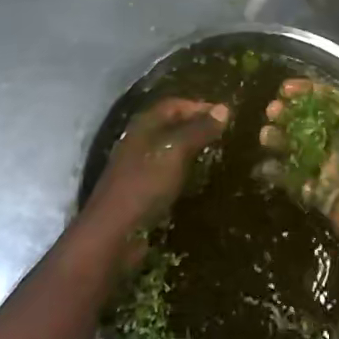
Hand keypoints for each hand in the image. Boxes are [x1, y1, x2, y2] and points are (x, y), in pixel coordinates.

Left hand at [90, 98, 228, 230]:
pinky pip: (167, 172)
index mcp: (144, 125)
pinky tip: (197, 180)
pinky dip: (183, 171)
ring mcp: (138, 167)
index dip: (200, 106)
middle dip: (197, 127)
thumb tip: (224, 109)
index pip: (175, 104)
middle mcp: (139, 141)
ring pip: (169, 149)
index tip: (226, 116)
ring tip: (216, 156)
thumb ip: (200, 129)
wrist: (113, 233)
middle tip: (224, 135)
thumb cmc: (145, 183)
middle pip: (172, 125)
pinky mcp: (140, 191)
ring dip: (191, 150)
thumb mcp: (177, 150)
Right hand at [261, 50, 338, 262]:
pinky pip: (297, 181)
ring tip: (265, 134)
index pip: (332, 99)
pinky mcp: (324, 196)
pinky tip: (262, 167)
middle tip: (270, 110)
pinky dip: (279, 174)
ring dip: (281, 140)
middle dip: (289, 114)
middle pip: (311, 121)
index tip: (286, 87)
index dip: (309, 91)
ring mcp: (334, 169)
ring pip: (300, 148)